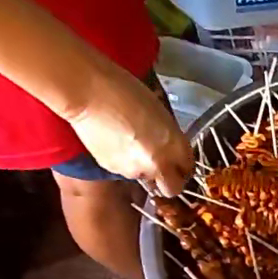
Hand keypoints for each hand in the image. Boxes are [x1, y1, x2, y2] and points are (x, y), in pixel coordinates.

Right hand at [64, 64, 193, 195]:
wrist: (89, 93)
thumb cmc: (124, 91)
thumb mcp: (160, 111)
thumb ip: (169, 136)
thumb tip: (169, 147)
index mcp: (174, 145)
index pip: (188, 168)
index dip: (183, 165)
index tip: (179, 161)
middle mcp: (158, 164)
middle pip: (172, 187)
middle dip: (169, 180)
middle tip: (161, 164)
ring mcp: (135, 170)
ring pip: (147, 178)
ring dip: (143, 167)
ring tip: (130, 142)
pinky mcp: (113, 171)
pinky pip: (126, 171)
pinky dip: (124, 161)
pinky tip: (115, 142)